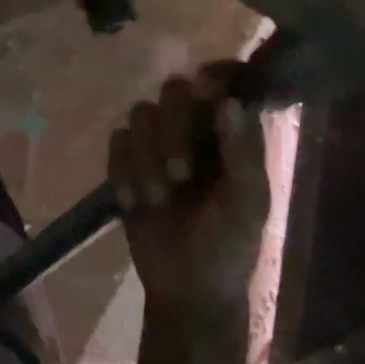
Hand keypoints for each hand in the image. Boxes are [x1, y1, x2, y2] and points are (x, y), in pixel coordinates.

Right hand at [109, 67, 269, 308]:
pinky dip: (123, 172)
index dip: (212, 75)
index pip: (223, 81)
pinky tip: (136, 203)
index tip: (203, 91)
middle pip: (174, 90)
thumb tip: (229, 103)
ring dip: (146, 157)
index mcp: (231, 131)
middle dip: (172, 130)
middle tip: (181, 173)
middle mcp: (194, 127)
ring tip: (158, 199)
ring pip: (140, 114)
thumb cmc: (230, 244)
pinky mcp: (128, 162)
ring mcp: (158, 143)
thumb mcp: (248, 203)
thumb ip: (243, 152)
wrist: (188, 288)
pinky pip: (116, 143)